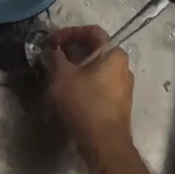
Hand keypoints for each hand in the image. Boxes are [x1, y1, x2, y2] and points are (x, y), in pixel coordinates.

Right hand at [45, 25, 135, 173]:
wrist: (104, 142)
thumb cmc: (84, 102)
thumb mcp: (62, 76)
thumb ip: (55, 58)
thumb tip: (52, 51)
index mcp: (114, 54)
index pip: (91, 31)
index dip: (68, 32)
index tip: (51, 41)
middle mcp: (123, 67)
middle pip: (95, 50)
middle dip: (71, 50)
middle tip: (52, 56)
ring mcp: (123, 86)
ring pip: (96, 68)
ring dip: (76, 67)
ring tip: (56, 73)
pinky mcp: (118, 102)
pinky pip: (99, 83)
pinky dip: (83, 81)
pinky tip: (68, 90)